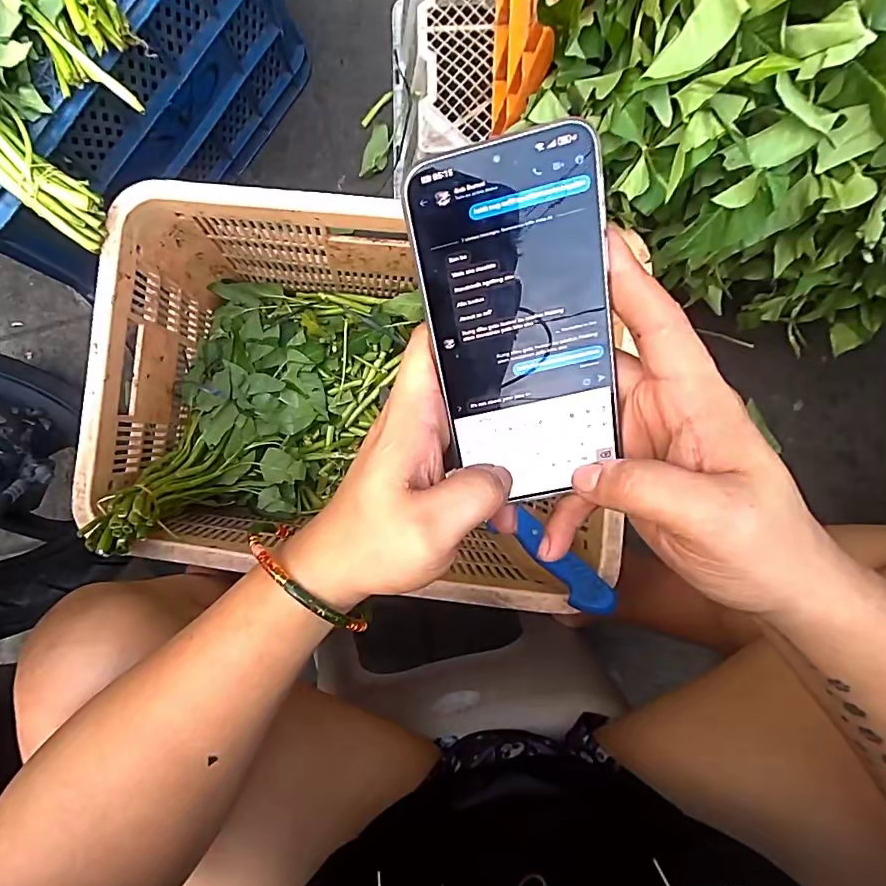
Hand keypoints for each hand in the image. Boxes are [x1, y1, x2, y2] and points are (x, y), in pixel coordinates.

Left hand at [281, 325, 514, 607]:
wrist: (335, 571)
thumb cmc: (371, 545)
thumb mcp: (434, 525)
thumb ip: (478, 491)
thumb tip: (505, 471)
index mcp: (410, 419)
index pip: (427, 346)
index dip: (458, 321)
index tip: (502, 314)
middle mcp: (414, 422)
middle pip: (461, 381)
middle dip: (503, 386)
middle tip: (550, 393)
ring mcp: (420, 444)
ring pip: (470, 423)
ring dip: (500, 444)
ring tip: (531, 469)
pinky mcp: (424, 467)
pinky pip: (464, 455)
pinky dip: (485, 476)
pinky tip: (500, 509)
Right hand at [538, 228, 851, 615]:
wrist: (776, 588)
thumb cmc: (767, 545)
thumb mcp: (714, 517)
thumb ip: (646, 489)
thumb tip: (582, 472)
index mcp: (696, 399)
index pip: (660, 327)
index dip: (630, 280)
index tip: (598, 239)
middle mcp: (663, 408)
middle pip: (602, 364)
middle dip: (556, 352)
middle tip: (506, 335)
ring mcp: (641, 439)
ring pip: (579, 417)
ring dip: (546, 438)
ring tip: (508, 450)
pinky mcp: (626, 471)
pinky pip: (581, 473)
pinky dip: (563, 502)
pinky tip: (550, 534)